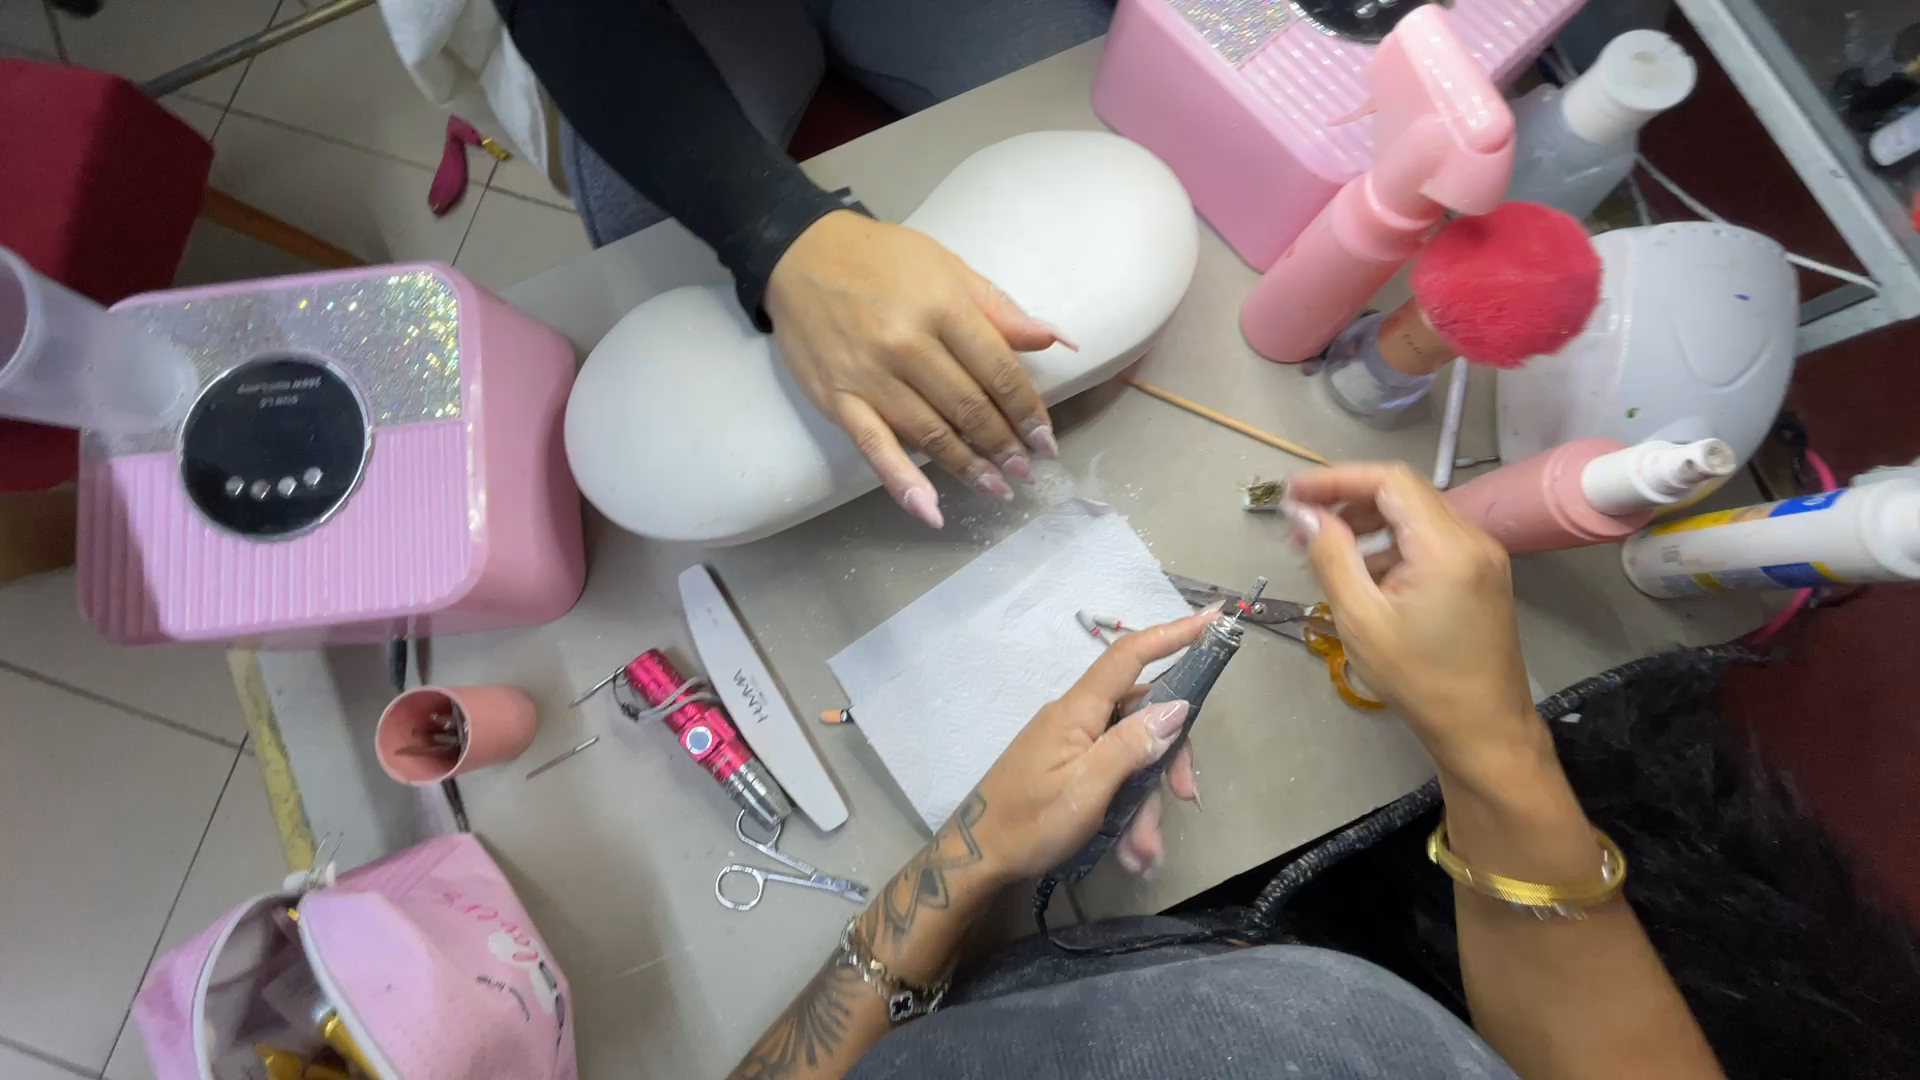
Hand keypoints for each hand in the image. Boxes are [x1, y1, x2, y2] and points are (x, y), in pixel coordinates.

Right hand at [765, 211, 1068, 528]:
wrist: (799, 254)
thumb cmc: (882, 260)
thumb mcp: (949, 269)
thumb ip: (1001, 310)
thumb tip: (1058, 340)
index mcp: (942, 307)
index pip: (998, 371)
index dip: (1027, 411)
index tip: (1045, 441)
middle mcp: (908, 344)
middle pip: (968, 407)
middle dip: (1003, 444)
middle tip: (1026, 471)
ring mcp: (870, 376)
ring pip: (930, 433)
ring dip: (968, 467)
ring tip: (997, 488)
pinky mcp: (839, 400)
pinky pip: (875, 447)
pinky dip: (902, 481)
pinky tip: (930, 510)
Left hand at [969, 610, 1214, 883]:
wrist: (979, 856)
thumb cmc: (1029, 822)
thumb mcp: (1087, 789)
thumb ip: (1132, 745)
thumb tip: (1177, 706)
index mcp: (1078, 709)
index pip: (1128, 656)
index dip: (1171, 634)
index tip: (1211, 618)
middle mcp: (1078, 716)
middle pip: (1144, 715)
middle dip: (1169, 759)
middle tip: (1186, 799)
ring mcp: (1075, 742)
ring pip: (1133, 755)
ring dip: (1146, 803)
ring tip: (1143, 853)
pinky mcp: (1072, 766)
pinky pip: (1115, 775)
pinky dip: (1128, 810)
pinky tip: (1129, 850)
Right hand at [1281, 463, 1544, 788]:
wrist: (1483, 728)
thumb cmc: (1417, 677)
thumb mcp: (1360, 618)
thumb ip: (1331, 556)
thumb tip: (1304, 514)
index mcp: (1446, 547)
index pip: (1389, 482)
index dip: (1336, 479)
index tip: (1292, 492)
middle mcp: (1471, 540)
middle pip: (1401, 493)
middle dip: (1345, 500)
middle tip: (1299, 523)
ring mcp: (1479, 557)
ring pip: (1412, 514)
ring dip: (1363, 521)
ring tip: (1321, 548)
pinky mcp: (1476, 574)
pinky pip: (1425, 539)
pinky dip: (1386, 542)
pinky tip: (1357, 570)